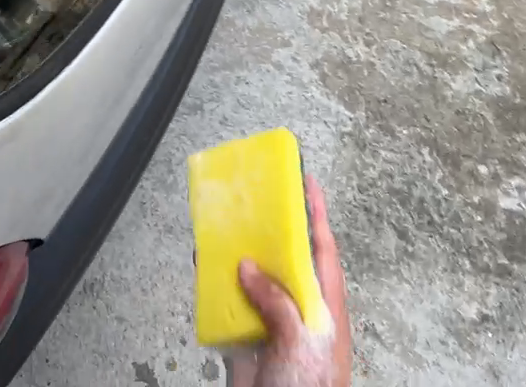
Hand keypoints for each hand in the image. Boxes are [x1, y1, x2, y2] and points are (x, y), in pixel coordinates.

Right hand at [228, 173, 351, 386]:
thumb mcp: (302, 344)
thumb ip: (278, 301)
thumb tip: (247, 266)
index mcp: (324, 309)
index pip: (323, 250)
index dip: (317, 214)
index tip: (307, 180)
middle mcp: (298, 311)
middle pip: (284, 257)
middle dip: (271, 226)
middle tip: (253, 194)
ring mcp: (271, 325)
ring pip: (253, 276)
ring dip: (237, 250)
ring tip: (221, 219)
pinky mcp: (245, 341)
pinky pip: (227, 302)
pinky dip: (212, 280)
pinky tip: (200, 261)